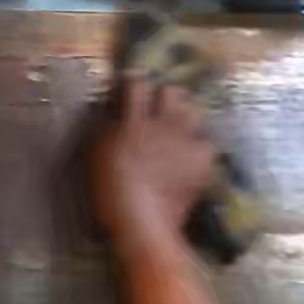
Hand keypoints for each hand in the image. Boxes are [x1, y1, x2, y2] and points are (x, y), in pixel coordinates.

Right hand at [92, 78, 217, 253]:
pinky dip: (199, 150)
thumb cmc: (109, 189)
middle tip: (158, 108)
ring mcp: (186, 143)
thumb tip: (117, 114)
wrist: (142, 222)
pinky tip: (192, 159)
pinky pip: (207, 146)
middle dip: (166, 96)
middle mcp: (163, 125)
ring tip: (178, 130)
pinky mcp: (203, 164)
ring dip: (185, 118)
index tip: (132, 84)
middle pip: (172, 92)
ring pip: (194, 114)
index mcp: (134, 120)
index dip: (134, 81)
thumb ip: (110, 127)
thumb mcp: (97, 152)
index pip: (137, 85)